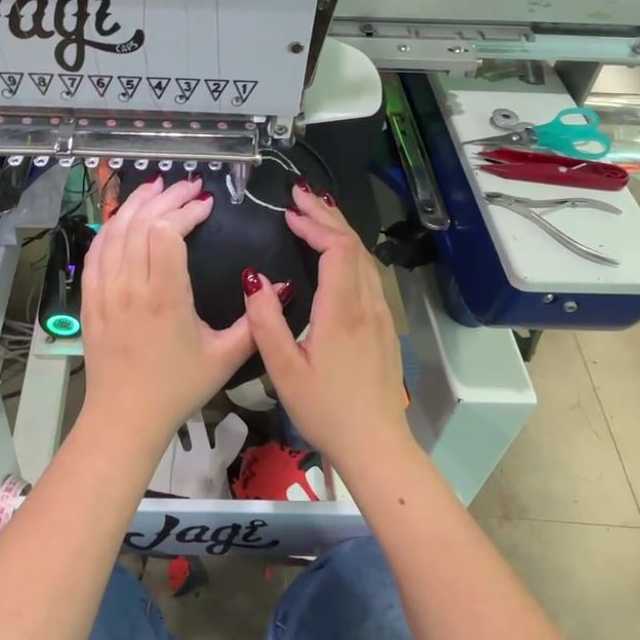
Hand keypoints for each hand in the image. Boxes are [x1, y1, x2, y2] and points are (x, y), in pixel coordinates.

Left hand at [78, 178, 254, 448]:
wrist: (125, 416)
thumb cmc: (178, 388)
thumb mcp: (225, 358)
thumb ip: (255, 322)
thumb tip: (279, 287)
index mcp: (164, 298)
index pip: (167, 232)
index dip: (186, 211)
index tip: (207, 205)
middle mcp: (130, 287)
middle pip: (141, 223)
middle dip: (166, 197)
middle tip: (188, 186)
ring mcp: (105, 291)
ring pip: (115, 231)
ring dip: (135, 204)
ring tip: (157, 187)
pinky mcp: (90, 299)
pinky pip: (96, 252)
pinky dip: (110, 228)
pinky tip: (124, 218)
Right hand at [244, 183, 414, 469]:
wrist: (376, 443)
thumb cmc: (326, 410)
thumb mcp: (284, 371)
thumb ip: (266, 322)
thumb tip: (254, 279)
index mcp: (342, 311)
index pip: (337, 249)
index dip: (315, 223)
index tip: (290, 210)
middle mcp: (367, 305)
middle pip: (354, 245)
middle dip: (328, 215)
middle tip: (301, 195)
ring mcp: (381, 315)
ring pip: (366, 259)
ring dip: (341, 232)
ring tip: (315, 215)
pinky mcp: (384, 327)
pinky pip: (370, 275)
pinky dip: (351, 252)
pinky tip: (337, 256)